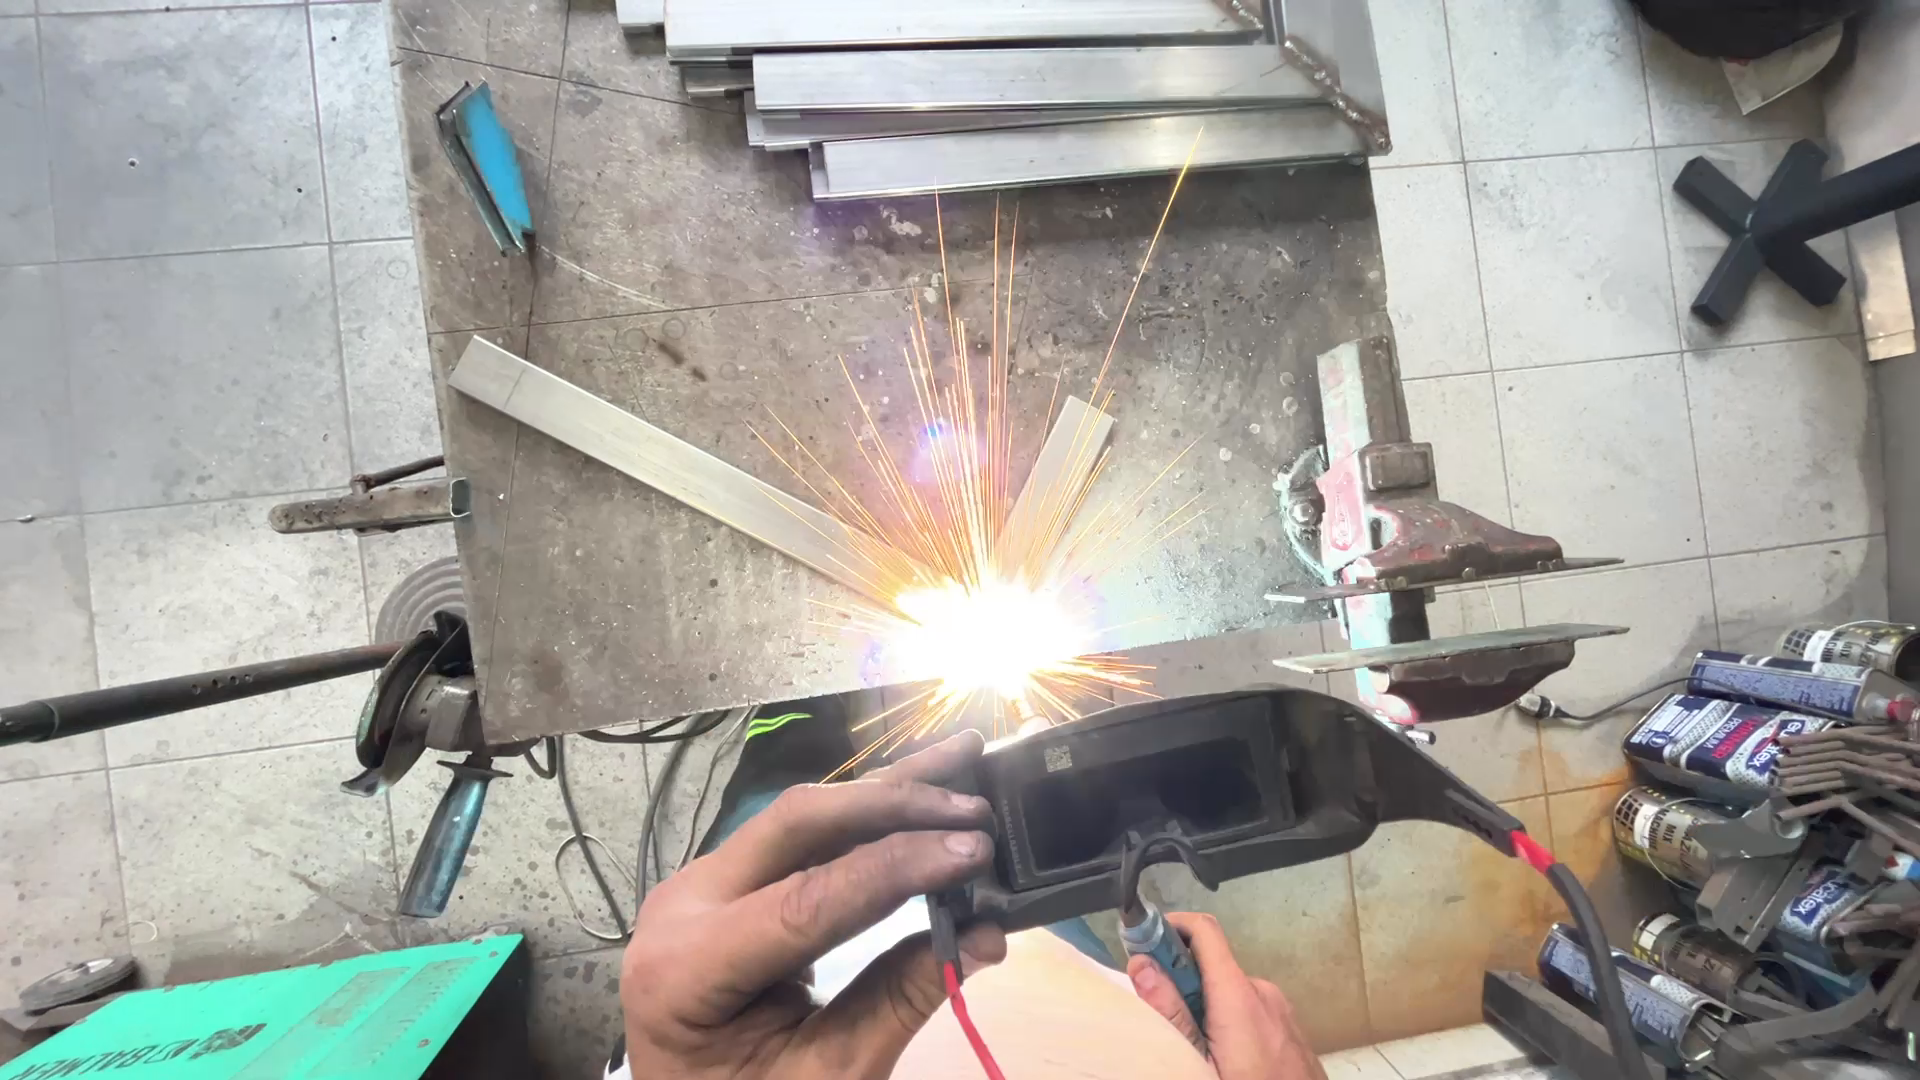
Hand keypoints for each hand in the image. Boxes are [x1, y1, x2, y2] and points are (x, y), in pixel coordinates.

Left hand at [621, 730, 1006, 1078]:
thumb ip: (898, 1000)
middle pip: (800, 822)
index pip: (806, 900)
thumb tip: (986, 933)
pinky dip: (870, 808)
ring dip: (890, 787)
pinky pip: (807, 831)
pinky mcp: (734, 872)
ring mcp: (707, 878)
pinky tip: (917, 781)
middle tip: (973, 809)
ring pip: (808, 811)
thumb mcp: (823, 1078)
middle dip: (895, 806)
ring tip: (960, 754)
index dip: (897, 866)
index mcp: (687, 968)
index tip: (975, 848)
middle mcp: (687, 900)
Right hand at [1128, 912, 1326, 1079]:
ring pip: (1228, 992)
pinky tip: (1229, 1065)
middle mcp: (1262, 992)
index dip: (1170, 927)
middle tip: (1166, 1023)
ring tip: (1200, 1055)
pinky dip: (1230, 1023)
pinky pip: (1250, 1011)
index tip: (1144, 948)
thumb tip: (1141, 963)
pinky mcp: (1292, 1033)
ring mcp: (1281, 1012)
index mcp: (1238, 994)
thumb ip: (1172, 1015)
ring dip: (1206, 1009)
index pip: (1203, 928)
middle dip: (1182, 984)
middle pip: (1211, 965)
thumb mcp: (1201, 1069)